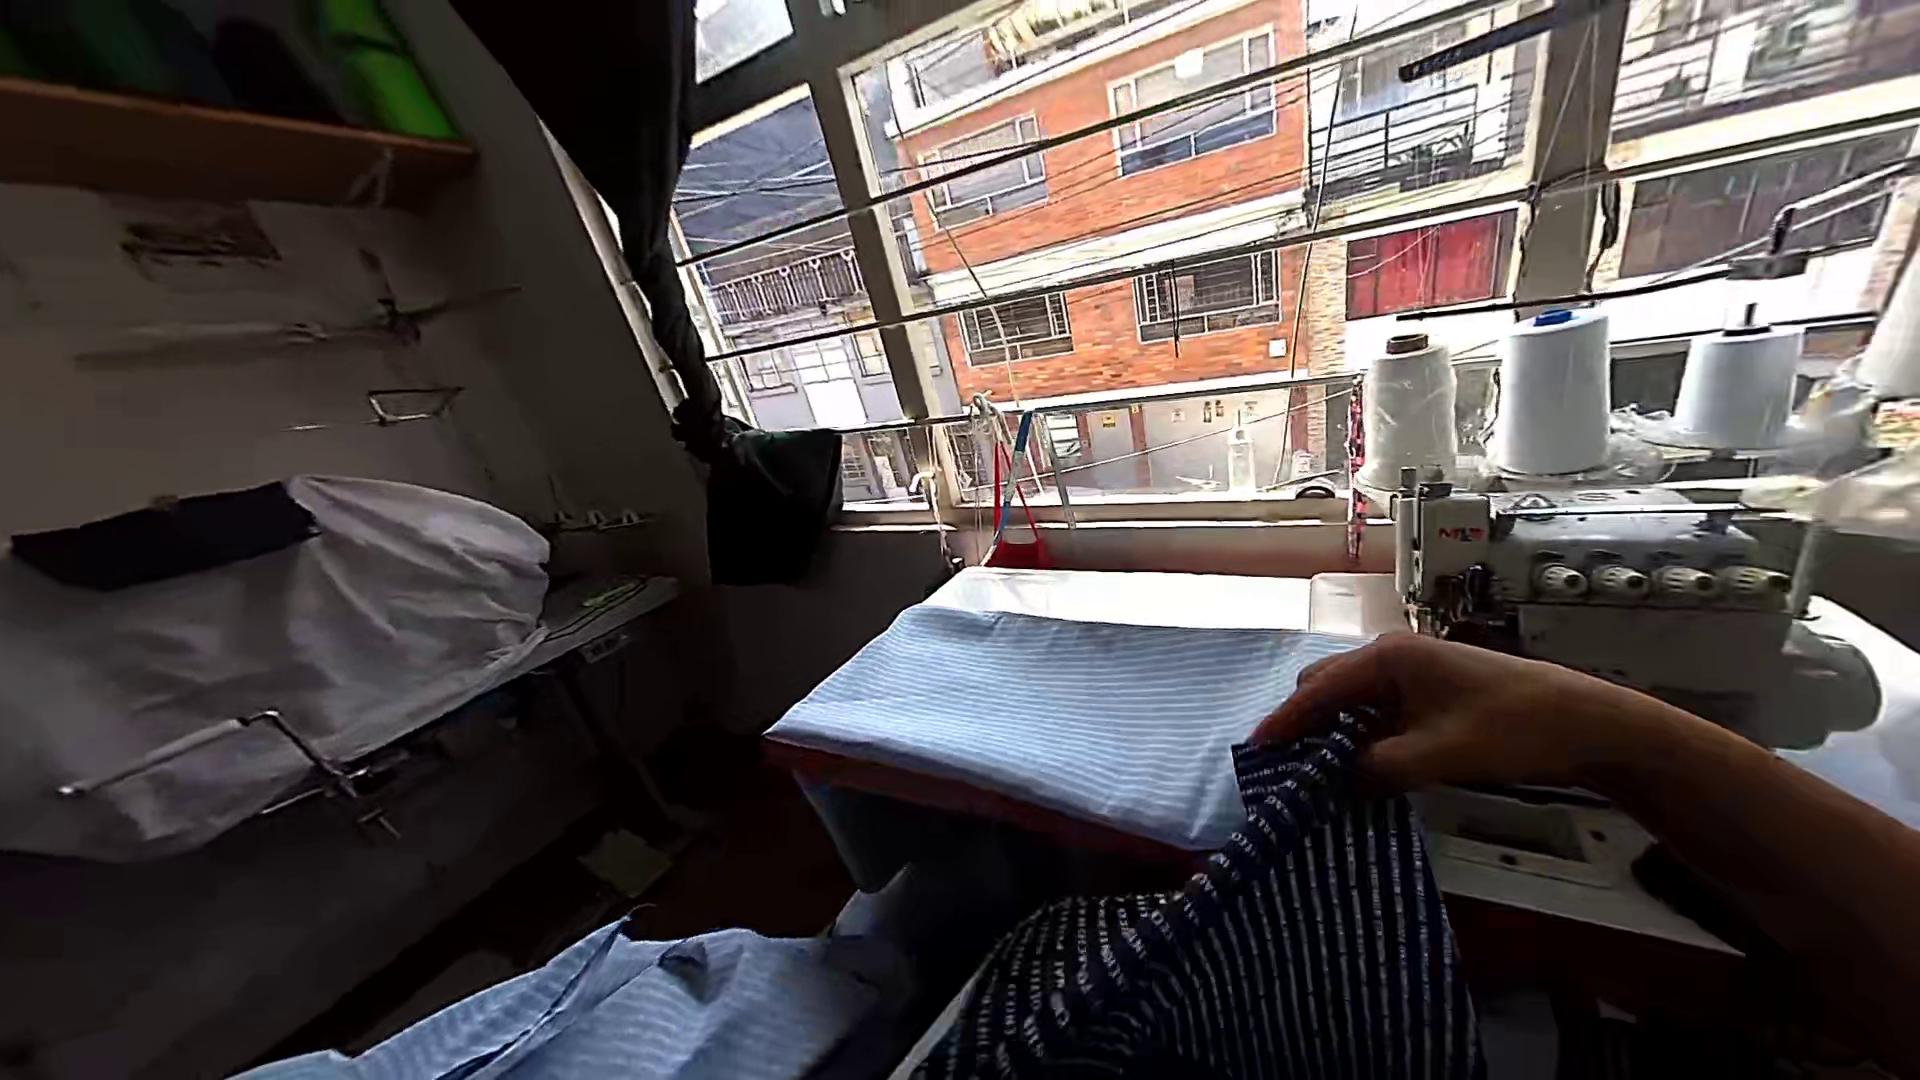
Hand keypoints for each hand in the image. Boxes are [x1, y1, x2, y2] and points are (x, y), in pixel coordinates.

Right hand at [1255, 634, 1682, 790]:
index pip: (1318, 690)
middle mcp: (1389, 653)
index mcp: (1386, 657)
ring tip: (1322, 762)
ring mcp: (1408, 667)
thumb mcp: (1438, 756)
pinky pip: (1373, 703)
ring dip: (1332, 726)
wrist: (1596, 724)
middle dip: (1304, 720)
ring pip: (1348, 694)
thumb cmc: (1515, 730)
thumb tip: (1333, 782)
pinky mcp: (1425, 684)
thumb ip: (1376, 767)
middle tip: (1293, 760)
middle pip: (1325, 684)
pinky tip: (1362, 754)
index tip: (1257, 746)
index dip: (1285, 720)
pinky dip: (1359, 727)